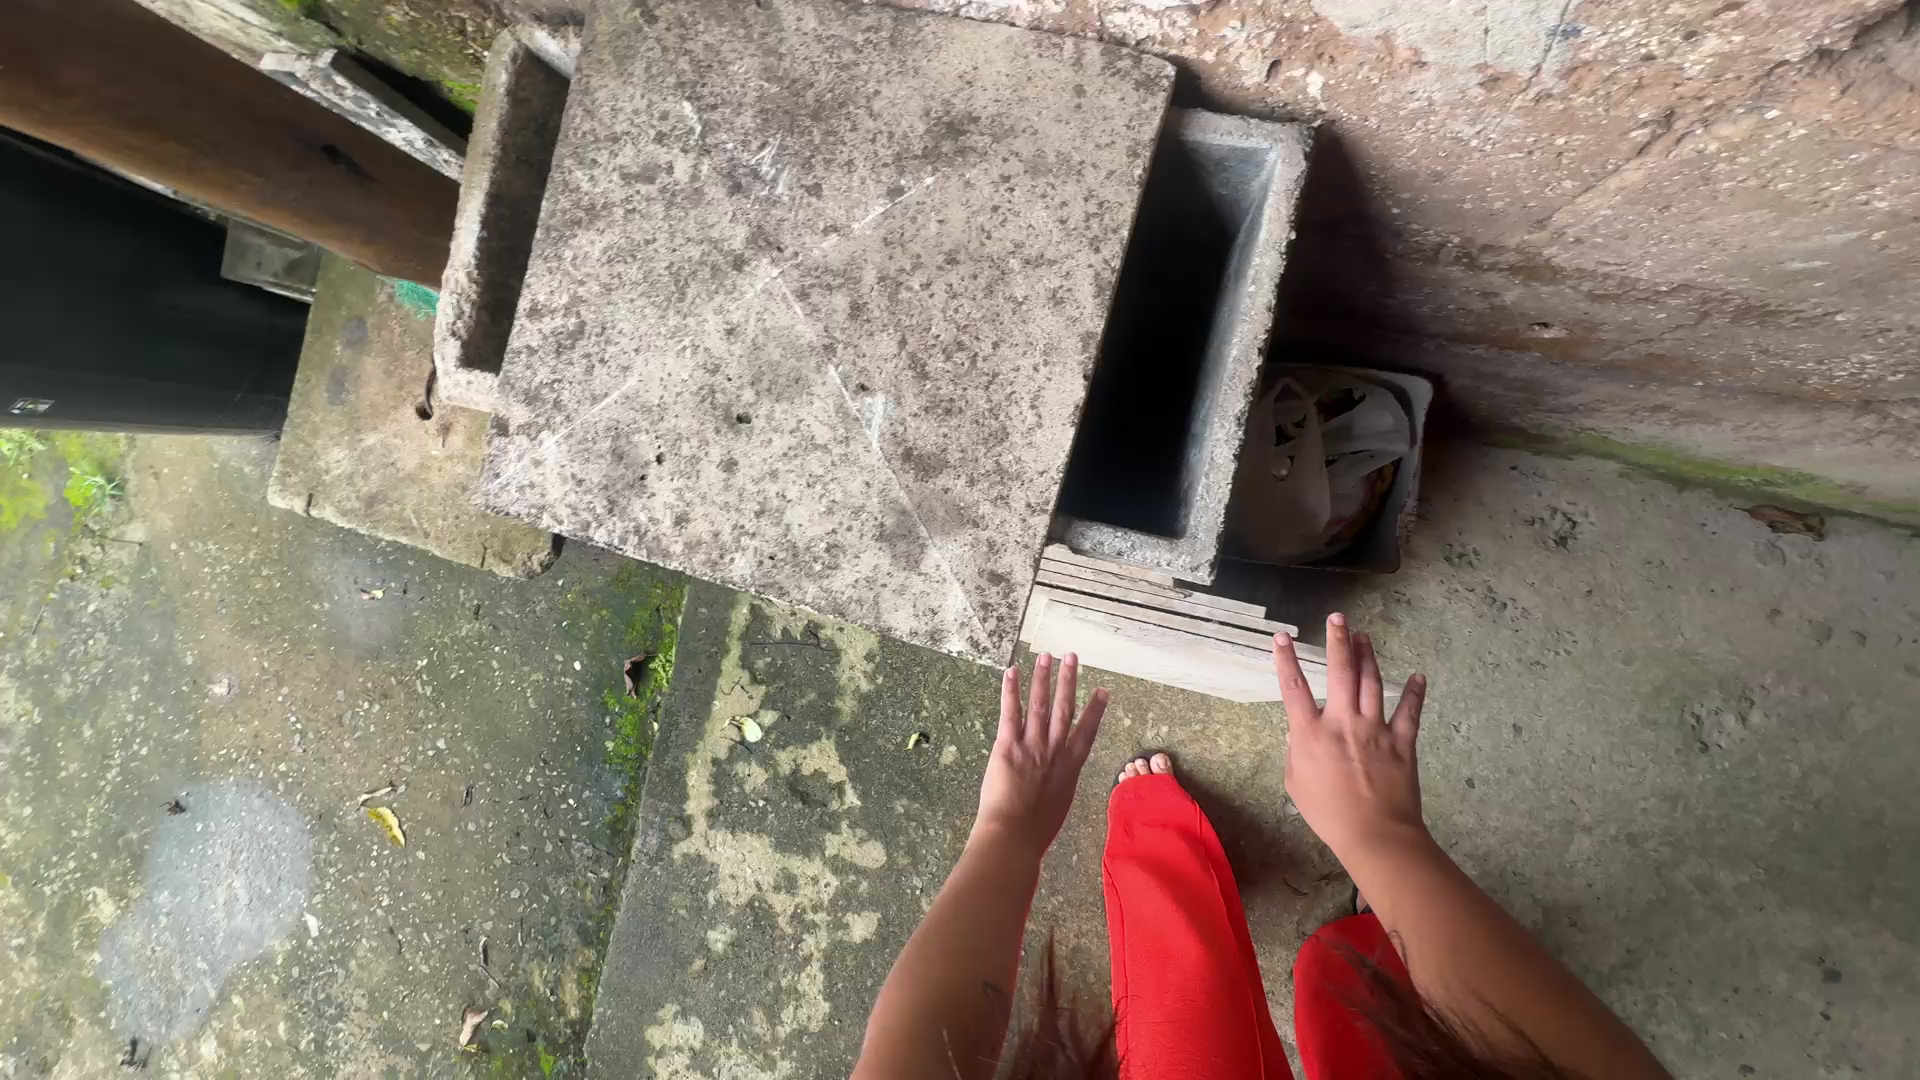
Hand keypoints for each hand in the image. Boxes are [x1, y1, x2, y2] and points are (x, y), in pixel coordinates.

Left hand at [971, 653, 1108, 858]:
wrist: (1014, 836)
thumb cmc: (1036, 830)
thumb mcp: (1059, 804)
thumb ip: (1060, 783)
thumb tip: (1059, 776)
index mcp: (1070, 767)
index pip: (1086, 732)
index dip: (1095, 710)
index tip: (1103, 690)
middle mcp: (1054, 751)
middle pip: (1064, 709)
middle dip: (1069, 681)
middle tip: (1072, 656)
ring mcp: (1032, 746)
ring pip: (1040, 705)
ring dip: (1043, 678)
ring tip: (1046, 656)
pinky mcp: (1007, 746)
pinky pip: (1010, 713)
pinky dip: (1011, 691)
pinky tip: (1011, 671)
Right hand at [1272, 613, 1428, 862]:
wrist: (1375, 835)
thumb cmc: (1327, 813)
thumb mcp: (1295, 781)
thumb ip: (1297, 750)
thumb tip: (1302, 732)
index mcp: (1311, 733)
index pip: (1294, 687)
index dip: (1286, 659)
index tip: (1282, 636)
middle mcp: (1342, 722)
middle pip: (1339, 673)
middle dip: (1338, 642)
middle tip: (1337, 618)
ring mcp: (1375, 730)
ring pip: (1371, 683)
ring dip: (1368, 656)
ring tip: (1365, 636)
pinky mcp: (1403, 743)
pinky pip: (1409, 712)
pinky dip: (1414, 693)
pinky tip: (1417, 676)